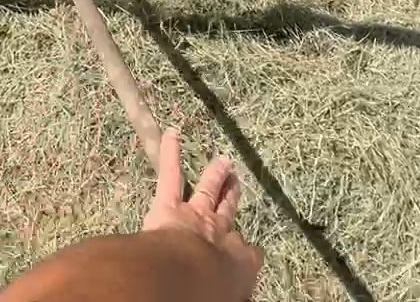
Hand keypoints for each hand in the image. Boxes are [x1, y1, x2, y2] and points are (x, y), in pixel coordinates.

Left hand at [144, 129, 262, 298]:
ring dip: (214, 174)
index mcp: (237, 260)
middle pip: (228, 211)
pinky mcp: (169, 204)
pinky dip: (170, 152)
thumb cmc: (209, 293)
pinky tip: (171, 133)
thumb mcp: (232, 293)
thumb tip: (241, 291)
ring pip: (207, 188)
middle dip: (232, 197)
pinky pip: (171, 174)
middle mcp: (221, 232)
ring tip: (221, 160)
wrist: (188, 277)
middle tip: (237, 183)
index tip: (250, 249)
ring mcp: (196, 214)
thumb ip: (235, 287)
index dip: (246, 250)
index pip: (246, 253)